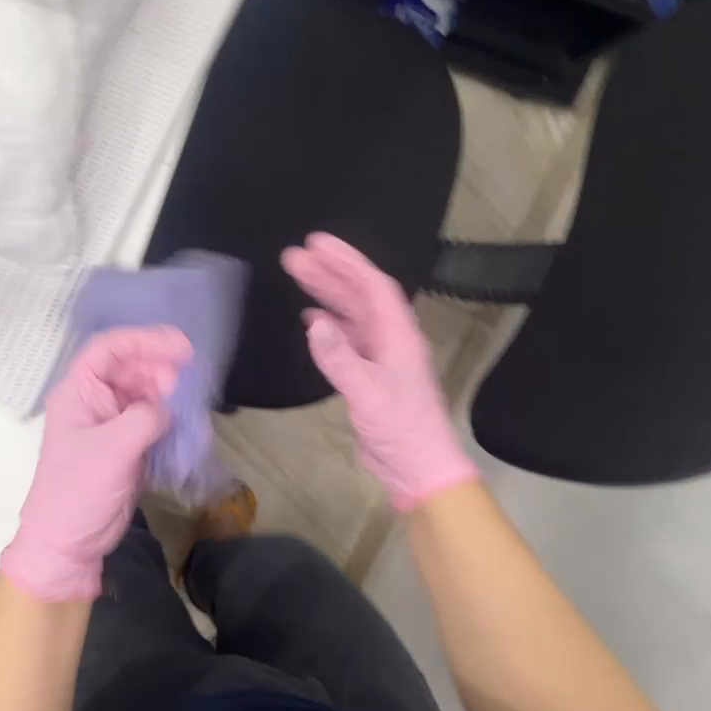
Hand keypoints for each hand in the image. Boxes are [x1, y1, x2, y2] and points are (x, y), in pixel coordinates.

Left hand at [0, 326, 191, 600]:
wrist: (69, 542)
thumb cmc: (79, 491)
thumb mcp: (112, 450)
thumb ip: (144, 418)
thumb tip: (166, 408)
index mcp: (78, 393)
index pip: (108, 349)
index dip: (142, 340)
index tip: (179, 346)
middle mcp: (93, 402)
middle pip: (129, 368)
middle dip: (159, 367)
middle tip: (186, 380)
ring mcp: (110, 424)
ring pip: (143, 393)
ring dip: (167, 393)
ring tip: (187, 403)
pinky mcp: (126, 446)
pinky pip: (151, 420)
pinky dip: (169, 417)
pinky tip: (186, 422)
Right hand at [282, 233, 477, 512]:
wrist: (416, 466)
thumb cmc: (400, 428)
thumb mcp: (368, 392)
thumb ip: (340, 358)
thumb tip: (314, 322)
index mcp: (397, 336)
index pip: (372, 286)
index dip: (346, 261)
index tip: (316, 244)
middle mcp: (390, 339)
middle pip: (359, 295)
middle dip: (329, 272)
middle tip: (294, 256)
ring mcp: (379, 357)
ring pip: (351, 315)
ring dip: (326, 294)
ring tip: (297, 276)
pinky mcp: (368, 376)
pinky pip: (347, 339)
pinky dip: (328, 325)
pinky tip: (310, 320)